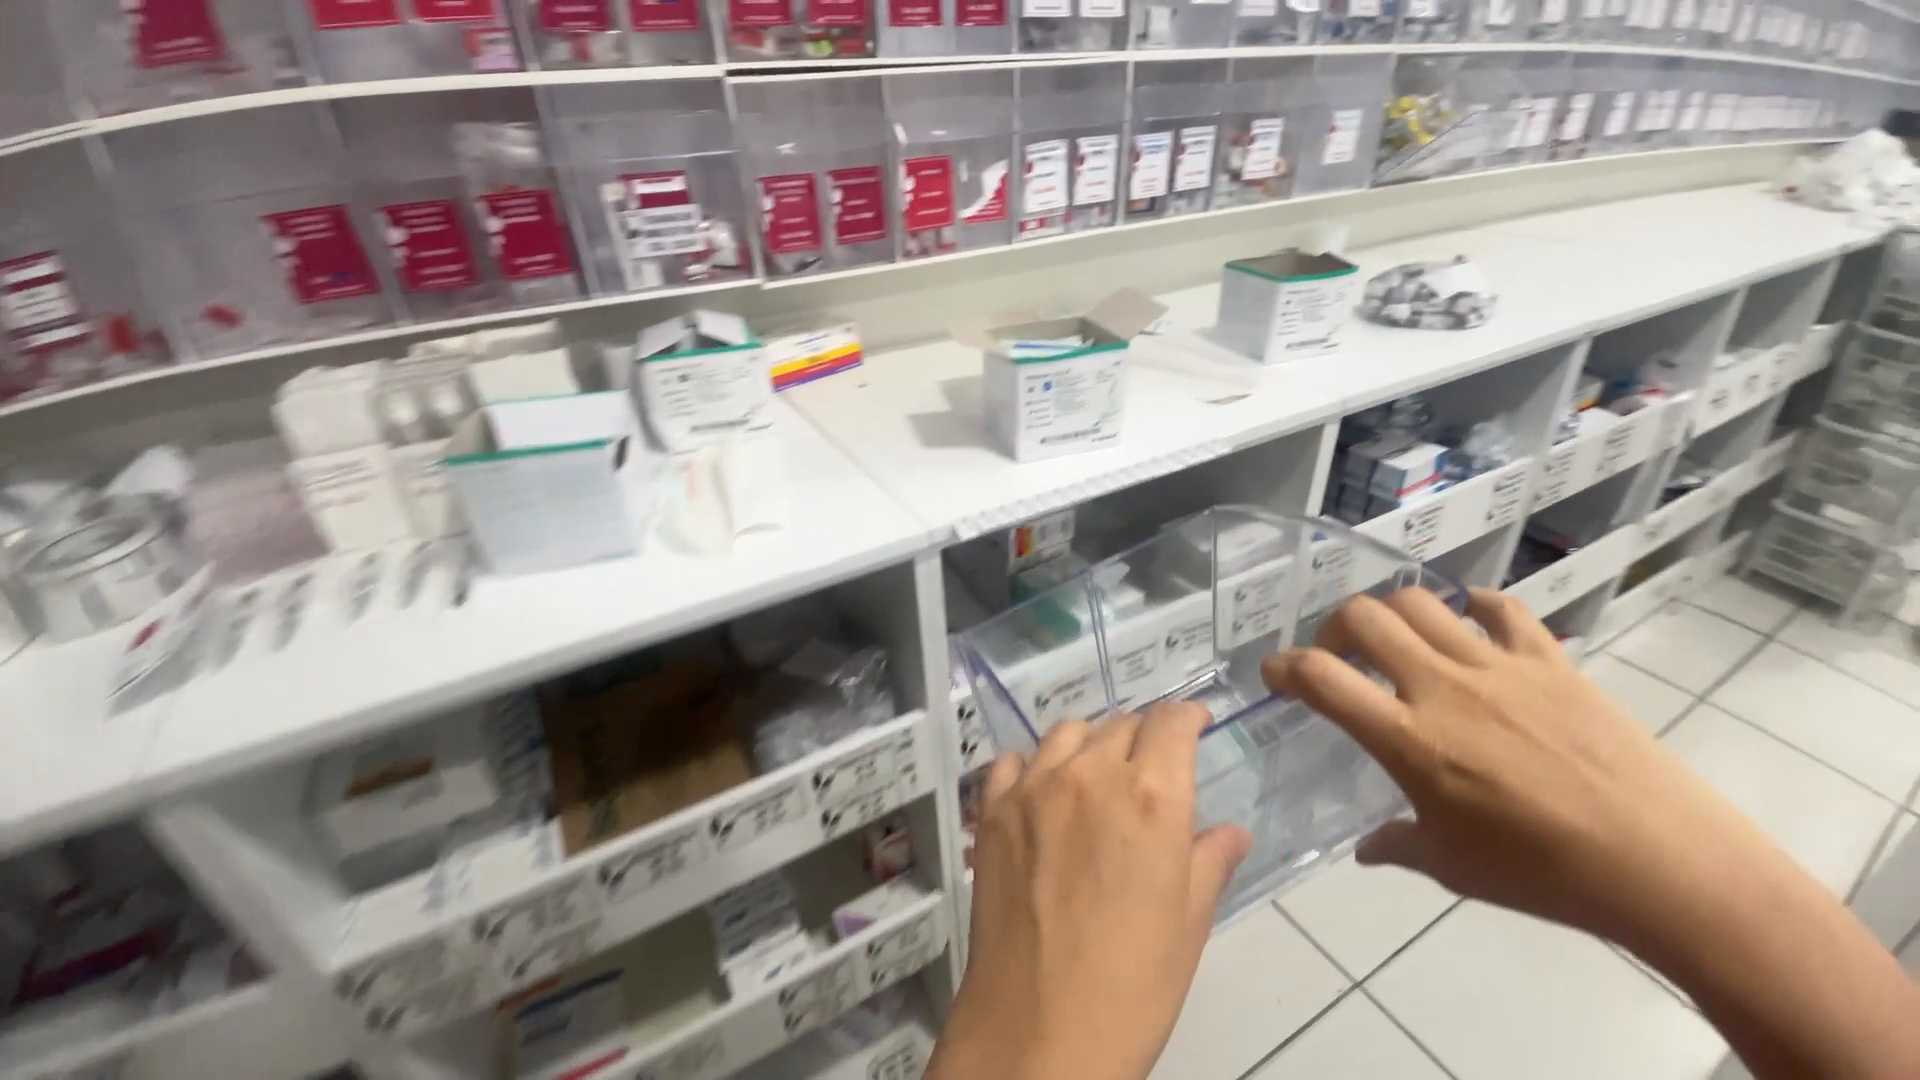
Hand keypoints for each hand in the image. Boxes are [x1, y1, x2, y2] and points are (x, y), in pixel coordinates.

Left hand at [926, 703, 1251, 1079]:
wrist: (1039, 1028)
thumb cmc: (1133, 984)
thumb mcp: (1189, 922)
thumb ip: (1210, 860)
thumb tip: (1231, 832)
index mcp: (1152, 796)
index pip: (1172, 723)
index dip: (1189, 717)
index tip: (1197, 724)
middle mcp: (1090, 774)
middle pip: (1121, 724)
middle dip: (1144, 736)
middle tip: (1151, 766)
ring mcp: (1033, 788)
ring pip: (1067, 732)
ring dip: (1091, 743)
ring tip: (1097, 775)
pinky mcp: (992, 810)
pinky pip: (1012, 761)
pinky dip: (1033, 765)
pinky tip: (1042, 793)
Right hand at [1260, 586, 1775, 945]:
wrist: (1667, 866)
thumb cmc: (1545, 874)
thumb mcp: (1453, 867)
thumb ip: (1397, 845)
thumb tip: (1367, 848)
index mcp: (1410, 741)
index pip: (1320, 679)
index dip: (1283, 667)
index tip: (1274, 674)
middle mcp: (1443, 689)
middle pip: (1363, 618)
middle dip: (1332, 628)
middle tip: (1337, 656)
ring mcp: (1499, 667)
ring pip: (1421, 602)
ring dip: (1391, 612)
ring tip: (1395, 640)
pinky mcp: (1550, 661)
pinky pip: (1501, 608)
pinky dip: (1472, 606)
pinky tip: (1467, 624)